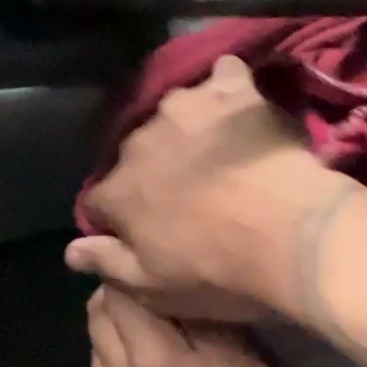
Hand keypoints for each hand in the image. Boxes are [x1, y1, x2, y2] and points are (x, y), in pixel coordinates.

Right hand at [67, 55, 338, 320]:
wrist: (294, 234)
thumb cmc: (223, 271)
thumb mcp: (158, 289)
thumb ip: (110, 264)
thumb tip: (72, 250)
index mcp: (119, 192)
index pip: (102, 203)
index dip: (122, 220)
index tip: (148, 233)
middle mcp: (141, 142)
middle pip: (139, 155)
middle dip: (158, 173)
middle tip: (195, 197)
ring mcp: (187, 109)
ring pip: (175, 114)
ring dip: (189, 130)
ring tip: (218, 152)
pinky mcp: (234, 92)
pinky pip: (224, 77)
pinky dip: (228, 89)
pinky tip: (242, 103)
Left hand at [87, 285, 319, 366]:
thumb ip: (218, 331)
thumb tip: (186, 290)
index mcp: (157, 363)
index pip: (120, 293)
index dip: (140, 275)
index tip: (170, 274)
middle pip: (99, 317)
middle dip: (126, 298)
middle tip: (167, 299)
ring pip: (97, 350)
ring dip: (122, 334)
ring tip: (162, 336)